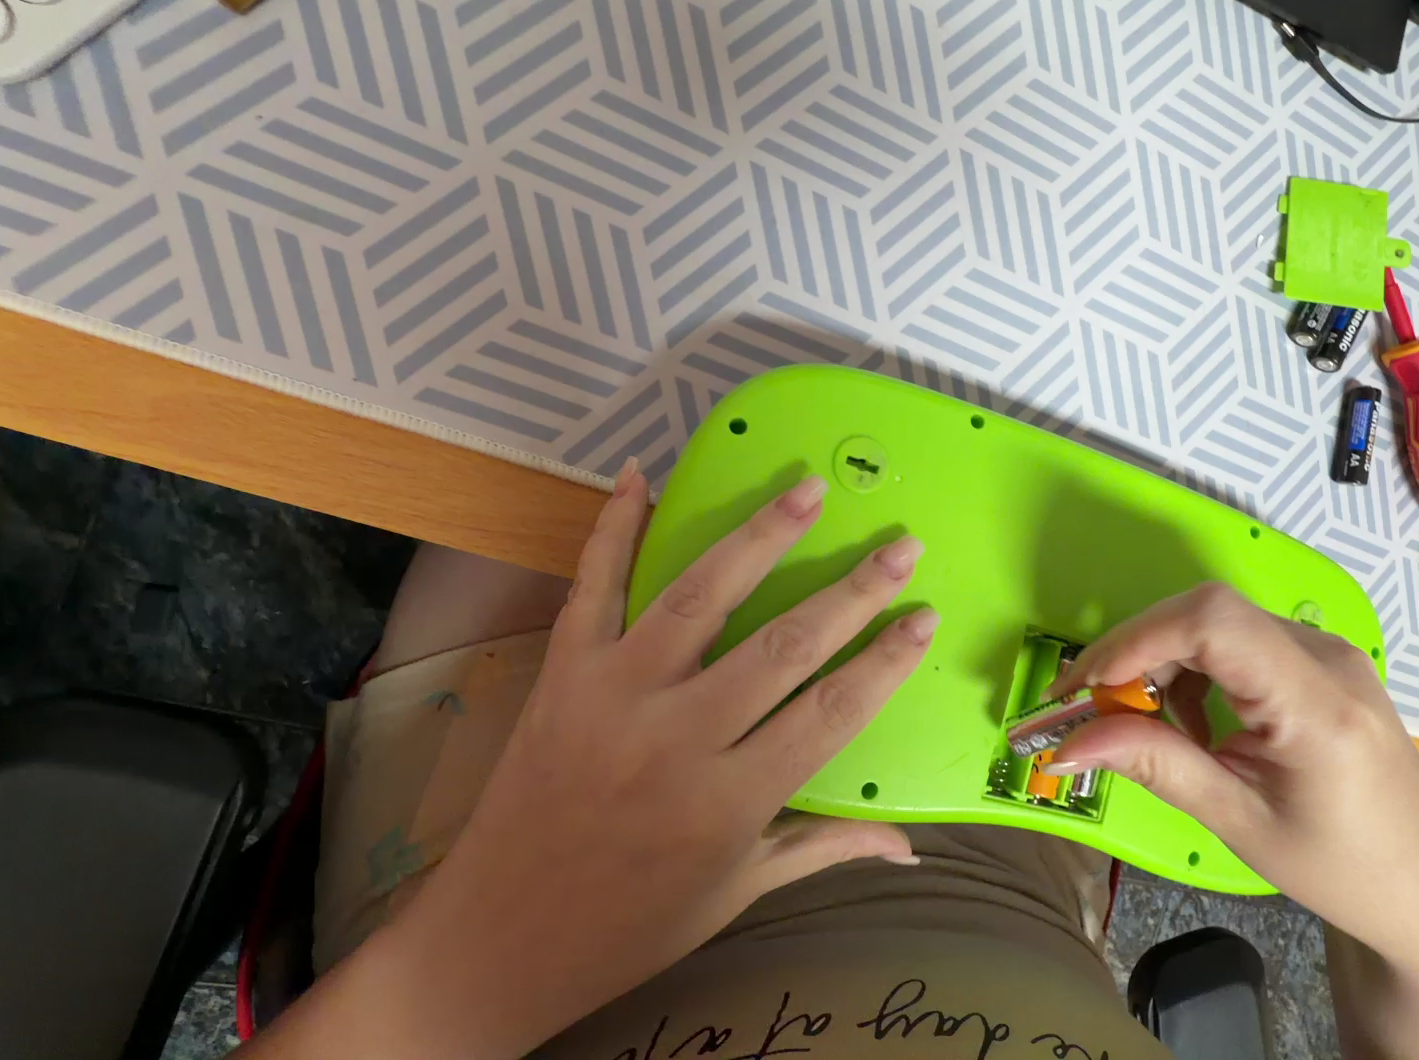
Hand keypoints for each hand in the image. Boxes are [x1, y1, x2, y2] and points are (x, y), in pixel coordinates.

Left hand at [252, 467, 935, 1059]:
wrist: (493, 942)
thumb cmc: (631, 924)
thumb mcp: (738, 892)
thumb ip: (826, 848)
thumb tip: (911, 846)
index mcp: (729, 800)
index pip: (831, 712)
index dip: (884, 661)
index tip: (925, 615)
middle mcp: (676, 737)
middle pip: (782, 646)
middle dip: (851, 591)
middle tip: (899, 545)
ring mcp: (613, 694)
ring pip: (698, 597)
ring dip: (758, 536)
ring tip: (806, 490)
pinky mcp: (562, 672)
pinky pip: (592, 586)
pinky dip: (612, 528)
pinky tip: (638, 477)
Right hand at [1044, 583, 1418, 978]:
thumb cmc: (1338, 867)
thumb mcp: (1237, 820)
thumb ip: (1153, 765)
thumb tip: (1065, 744)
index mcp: (1315, 703)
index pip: (1213, 623)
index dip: (1136, 639)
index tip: (1085, 687)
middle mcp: (1324, 656)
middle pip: (1205, 612)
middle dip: (1134, 651)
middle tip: (1088, 704)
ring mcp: (1325, 651)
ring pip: (1215, 621)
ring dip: (1160, 660)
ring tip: (1141, 722)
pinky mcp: (1316, 659)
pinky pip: (1235, 640)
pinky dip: (1191, 668)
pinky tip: (1190, 721)